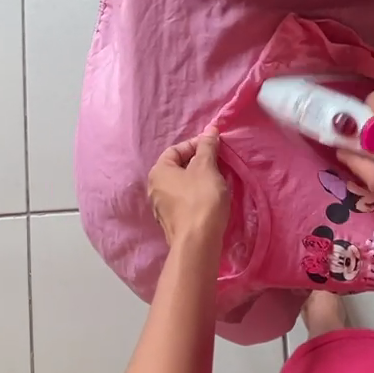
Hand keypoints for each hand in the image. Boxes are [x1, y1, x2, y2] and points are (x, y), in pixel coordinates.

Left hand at [148, 126, 229, 249]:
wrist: (198, 243)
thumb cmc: (201, 199)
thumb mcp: (207, 167)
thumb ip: (207, 147)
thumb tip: (210, 129)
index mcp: (158, 171)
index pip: (177, 149)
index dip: (197, 145)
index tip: (215, 147)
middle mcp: (154, 188)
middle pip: (179, 167)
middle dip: (199, 163)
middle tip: (219, 163)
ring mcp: (161, 207)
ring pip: (182, 185)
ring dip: (200, 179)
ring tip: (218, 180)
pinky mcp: (172, 222)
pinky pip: (184, 201)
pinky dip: (197, 195)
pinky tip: (212, 199)